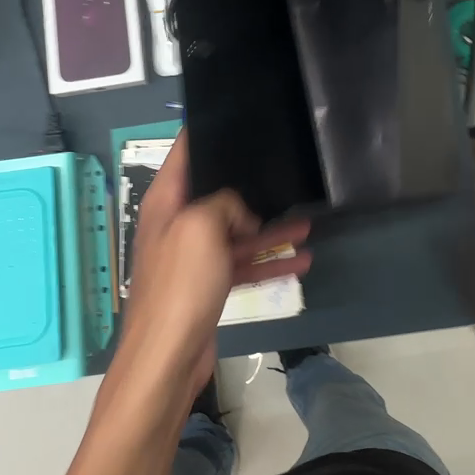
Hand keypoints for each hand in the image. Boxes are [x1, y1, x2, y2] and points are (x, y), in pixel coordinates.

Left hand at [125, 131, 311, 403]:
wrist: (167, 358)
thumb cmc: (179, 285)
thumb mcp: (202, 227)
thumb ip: (224, 203)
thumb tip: (241, 214)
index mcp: (167, 202)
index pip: (184, 153)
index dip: (206, 132)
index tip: (237, 116)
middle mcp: (178, 224)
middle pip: (216, 192)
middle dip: (249, 184)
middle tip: (283, 168)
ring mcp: (193, 257)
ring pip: (236, 232)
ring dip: (269, 229)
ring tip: (307, 222)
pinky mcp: (208, 286)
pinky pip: (242, 264)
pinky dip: (268, 262)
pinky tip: (300, 259)